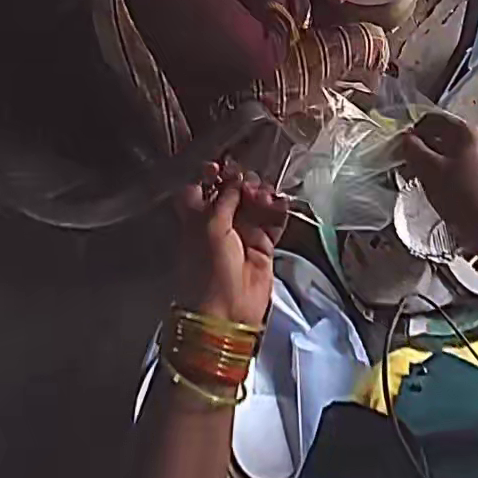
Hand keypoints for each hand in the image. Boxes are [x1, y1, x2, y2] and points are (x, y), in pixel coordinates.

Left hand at [173, 164, 288, 325]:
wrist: (226, 312)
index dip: (210, 175)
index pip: (201, 187)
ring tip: (265, 196)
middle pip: (232, 192)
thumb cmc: (208, 267)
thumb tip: (235, 177)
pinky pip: (273, 221)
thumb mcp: (210, 226)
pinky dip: (278, 210)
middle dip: (242, 182)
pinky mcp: (263, 246)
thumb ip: (224, 198)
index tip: (221, 166)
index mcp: (197, 217)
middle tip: (249, 184)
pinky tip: (280, 203)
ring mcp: (242, 233)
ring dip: (262, 195)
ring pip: (255, 203)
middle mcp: (219, 222)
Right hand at [400, 111, 477, 245]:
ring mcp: (477, 157)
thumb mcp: (428, 168)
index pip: (431, 119)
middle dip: (418, 147)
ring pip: (443, 150)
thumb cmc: (458, 193)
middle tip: (404, 162)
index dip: (412, 131)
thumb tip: (404, 139)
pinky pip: (450, 164)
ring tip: (412, 175)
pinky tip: (427, 183)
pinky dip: (436, 169)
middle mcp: (473, 139)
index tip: (400, 147)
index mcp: (464, 131)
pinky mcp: (476, 174)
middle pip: (438, 134)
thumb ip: (411, 148)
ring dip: (425, 159)